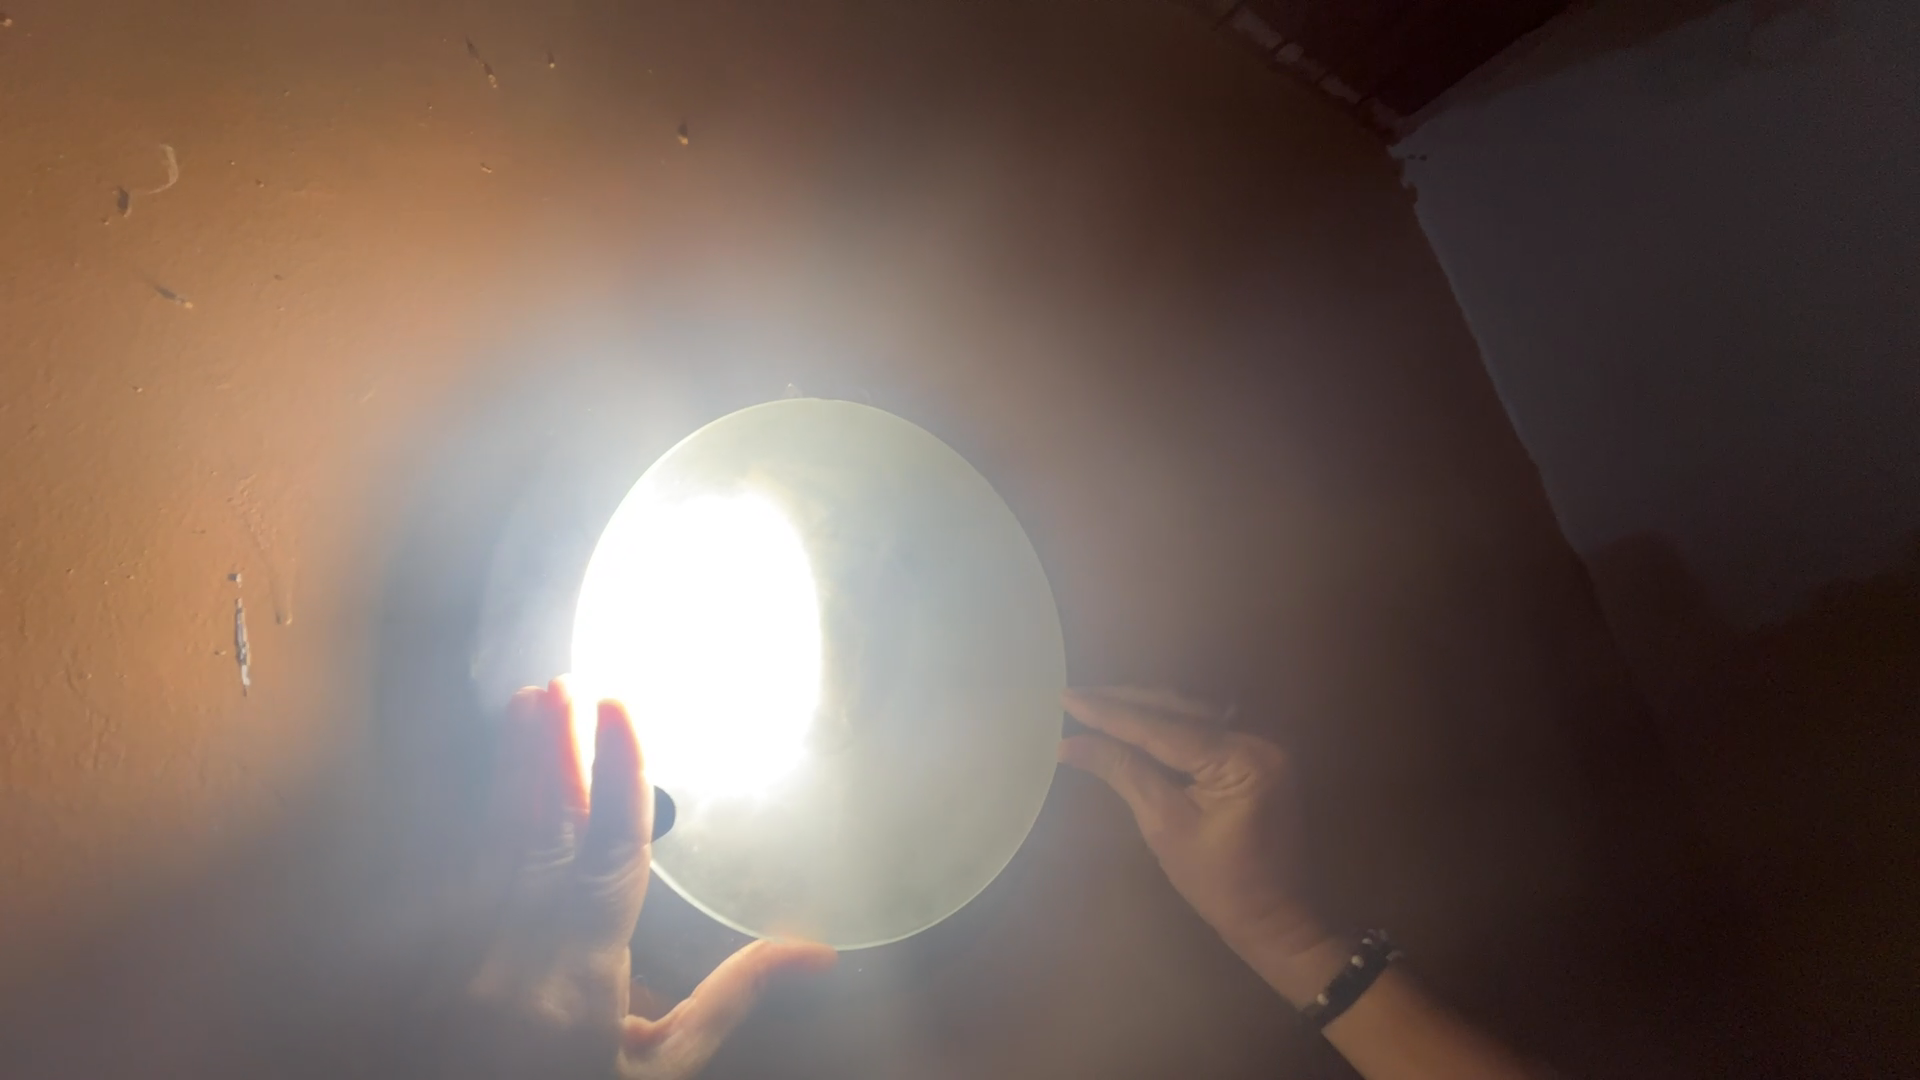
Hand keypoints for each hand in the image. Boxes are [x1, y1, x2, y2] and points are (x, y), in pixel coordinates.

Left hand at [451, 680, 835, 1079]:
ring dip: (511, 766)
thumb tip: (818, 955)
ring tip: (522, 702)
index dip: (619, 772)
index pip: (608, 850)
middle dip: (552, 749)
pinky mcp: (430, 962)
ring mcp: (458, 957)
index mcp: (576, 977)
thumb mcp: (661, 1071)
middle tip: (560, 683)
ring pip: (488, 839)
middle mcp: (510, 955)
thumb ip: (732, 999)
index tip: (620, 707)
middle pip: (536, 829)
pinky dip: (481, 810)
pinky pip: (460, 866)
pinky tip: (494, 775)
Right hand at [1059, 687, 1333, 996]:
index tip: (1068, 699)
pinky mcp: (1257, 748)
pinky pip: (1203, 721)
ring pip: (1189, 707)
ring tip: (1096, 701)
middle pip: (1177, 706)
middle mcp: (1259, 735)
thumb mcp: (1164, 825)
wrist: (1277, 919)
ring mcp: (1263, 739)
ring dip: (1141, 703)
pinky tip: (1132, 714)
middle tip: (1075, 696)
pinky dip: (1164, 716)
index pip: (1162, 728)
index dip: (1110, 714)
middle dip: (1122, 701)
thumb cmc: (1220, 884)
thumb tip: (1068, 743)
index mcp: (1242, 760)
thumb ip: (1121, 771)